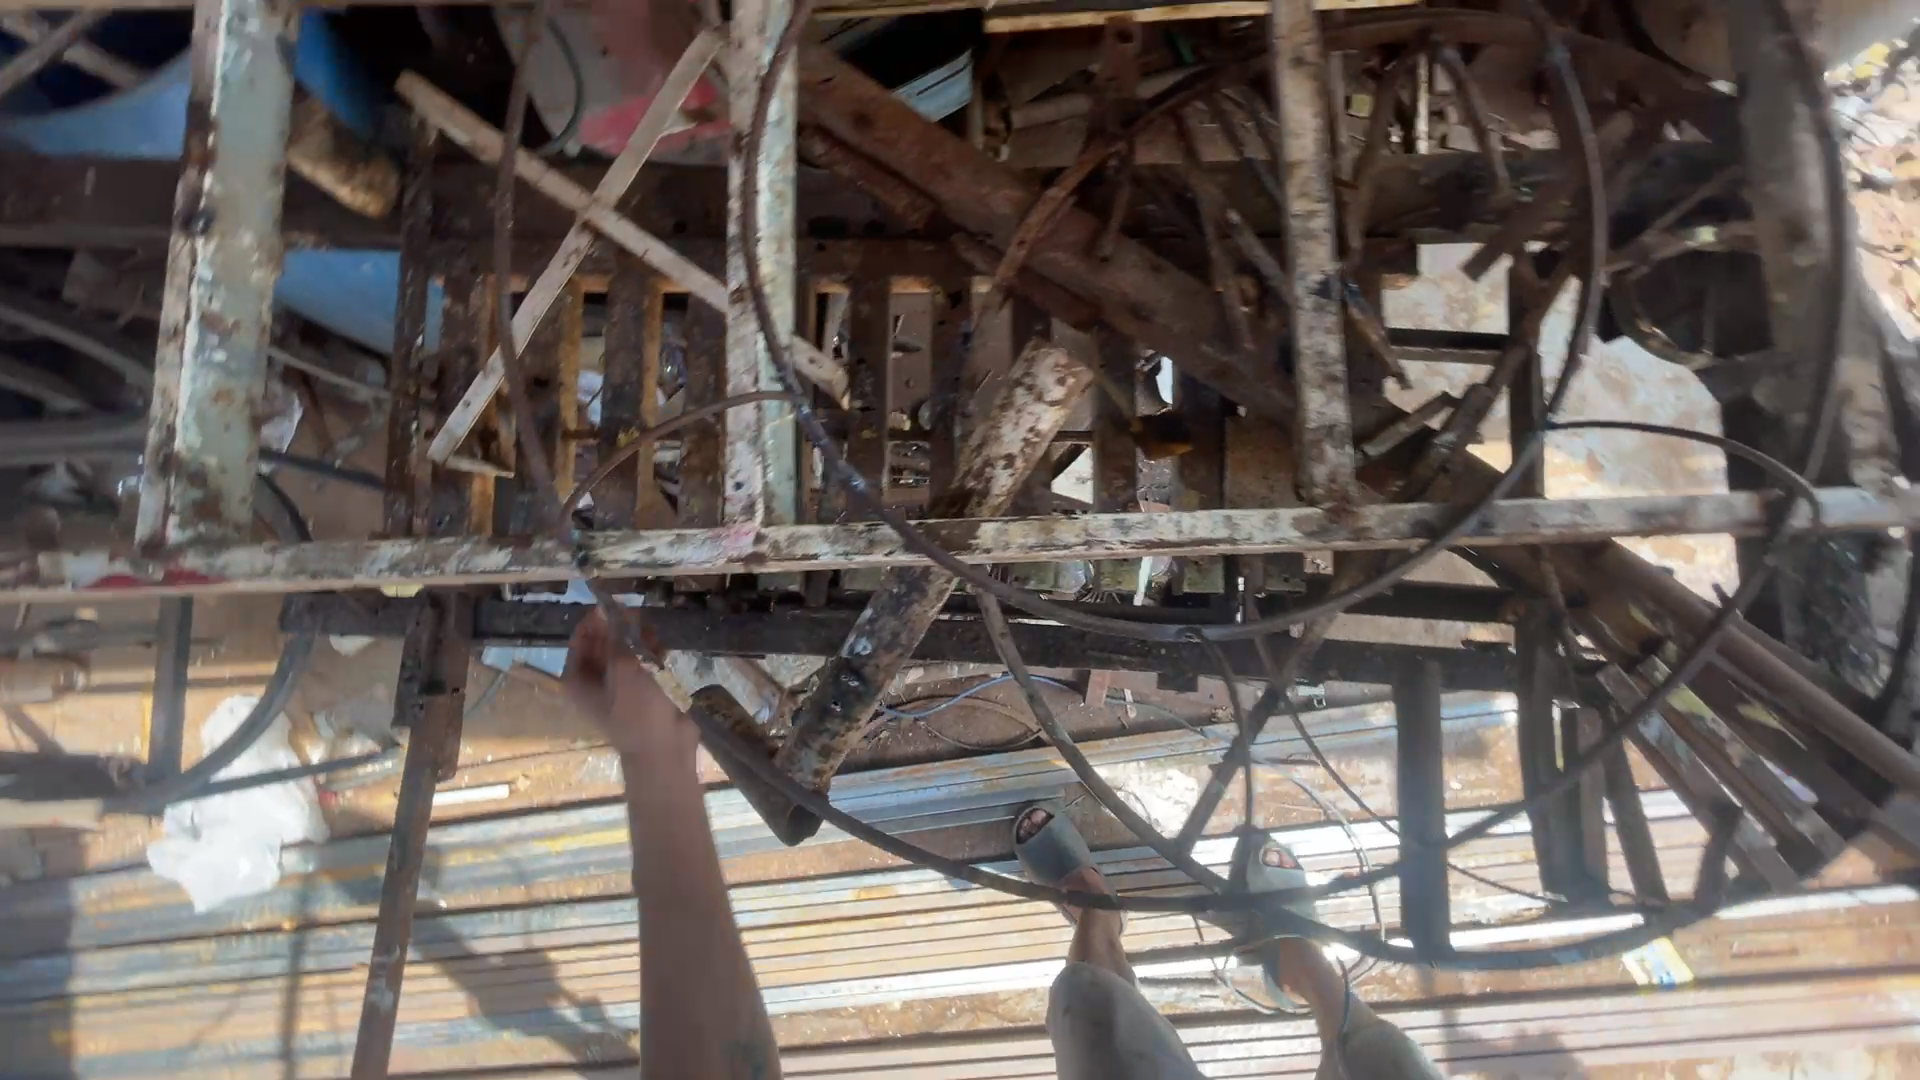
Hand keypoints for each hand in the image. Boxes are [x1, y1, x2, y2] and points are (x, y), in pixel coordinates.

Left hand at [563, 609, 697, 761]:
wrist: (663, 748)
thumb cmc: (635, 711)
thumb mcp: (622, 671)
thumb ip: (616, 638)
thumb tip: (610, 609)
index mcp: (578, 680)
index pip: (581, 639)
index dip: (596, 619)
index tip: (615, 603)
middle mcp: (594, 681)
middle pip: (604, 642)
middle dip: (621, 629)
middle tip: (638, 617)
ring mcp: (619, 685)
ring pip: (626, 650)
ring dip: (639, 641)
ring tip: (653, 636)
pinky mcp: (642, 689)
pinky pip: (643, 663)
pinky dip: (652, 655)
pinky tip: (662, 654)